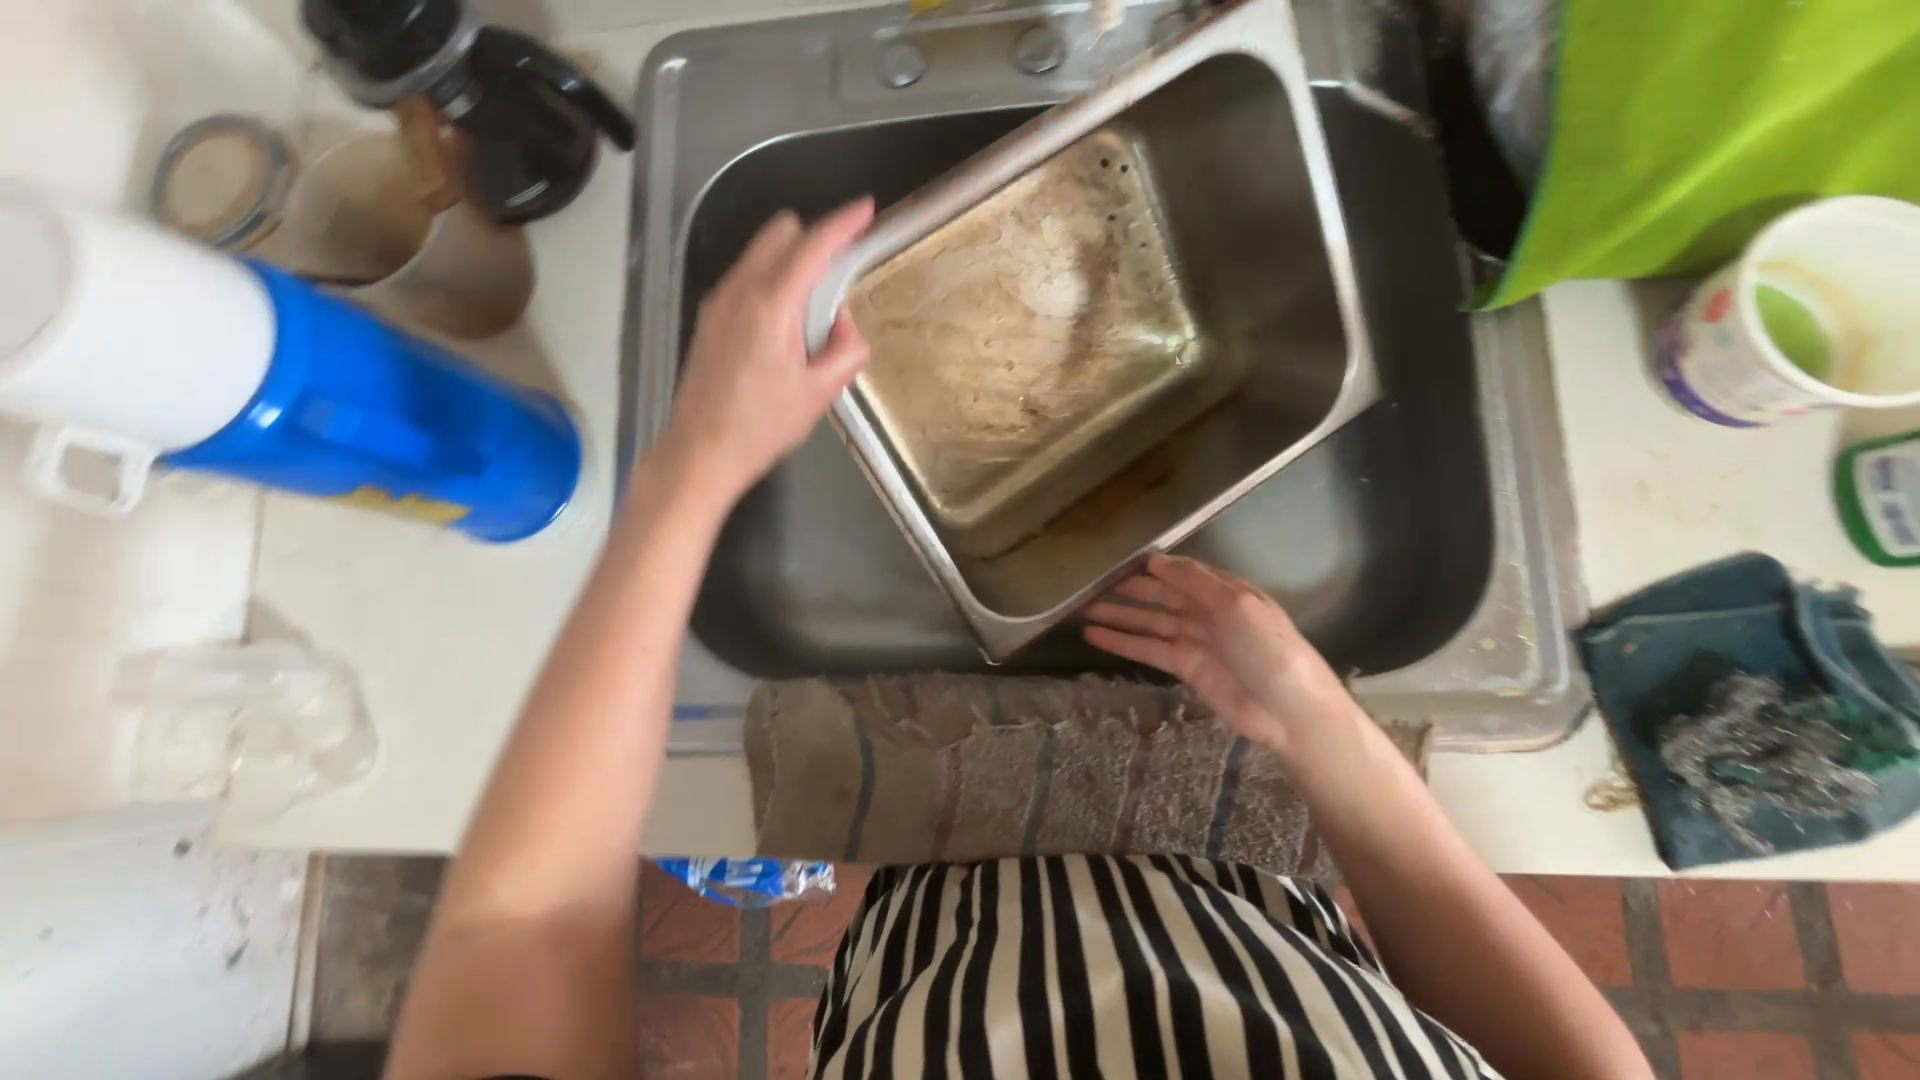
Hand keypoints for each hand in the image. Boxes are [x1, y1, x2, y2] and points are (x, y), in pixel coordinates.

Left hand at [660, 199, 873, 500]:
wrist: (700, 452)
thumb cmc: (761, 427)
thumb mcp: (820, 393)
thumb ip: (846, 349)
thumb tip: (844, 326)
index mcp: (771, 305)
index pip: (813, 246)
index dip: (843, 223)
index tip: (865, 209)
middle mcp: (740, 291)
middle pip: (780, 233)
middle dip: (814, 240)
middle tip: (838, 279)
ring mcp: (719, 302)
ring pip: (761, 253)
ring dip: (792, 263)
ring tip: (811, 316)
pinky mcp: (710, 318)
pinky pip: (747, 278)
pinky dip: (772, 283)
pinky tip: (783, 329)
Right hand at [1083, 553, 1363, 756]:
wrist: (1290, 711)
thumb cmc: (1269, 650)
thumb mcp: (1236, 605)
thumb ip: (1194, 581)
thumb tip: (1155, 559)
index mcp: (1225, 589)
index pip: (1180, 571)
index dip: (1149, 566)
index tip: (1113, 560)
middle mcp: (1207, 611)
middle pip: (1160, 595)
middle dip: (1126, 589)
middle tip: (1086, 585)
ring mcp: (1195, 640)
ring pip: (1148, 622)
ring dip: (1117, 615)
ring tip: (1080, 609)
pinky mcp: (1185, 668)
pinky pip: (1148, 649)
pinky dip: (1122, 642)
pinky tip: (1094, 636)